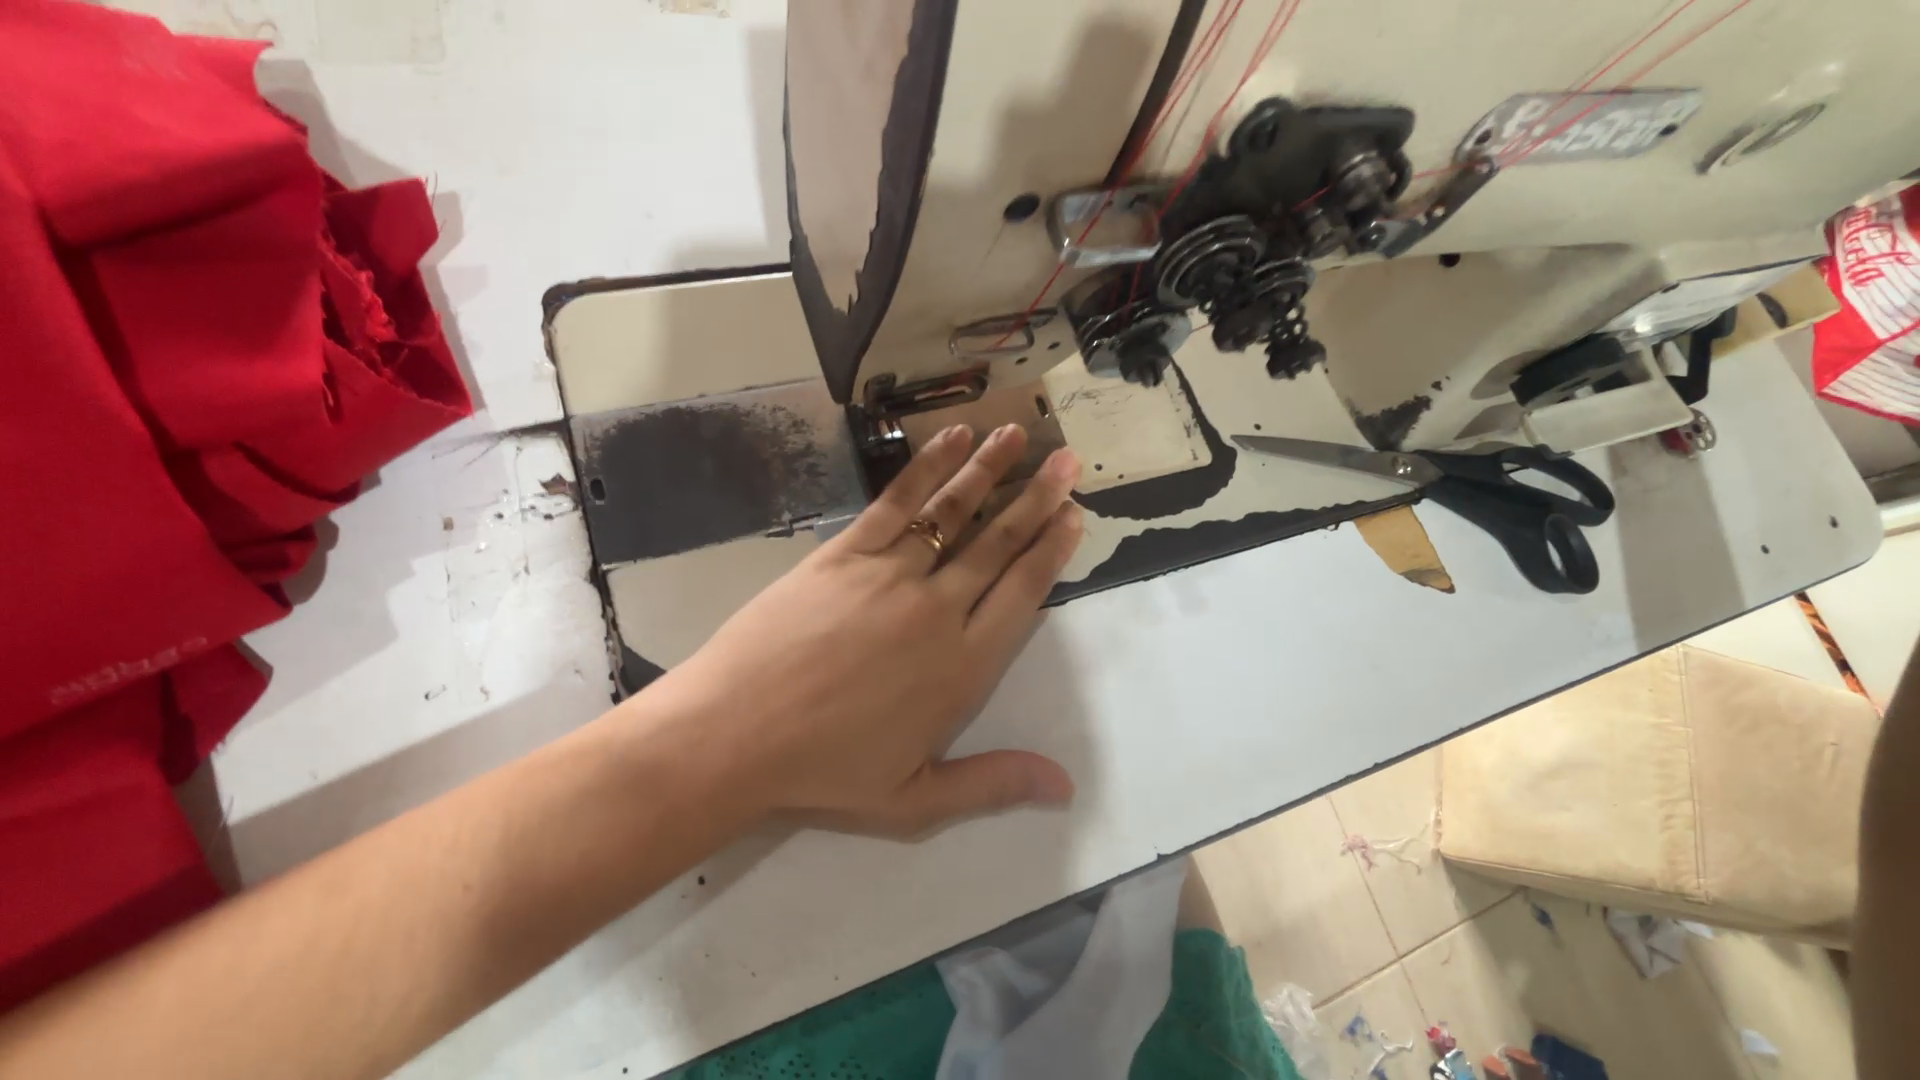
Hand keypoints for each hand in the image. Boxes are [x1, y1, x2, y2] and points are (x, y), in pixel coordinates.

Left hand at [646, 422, 1083, 836]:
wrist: (732, 735)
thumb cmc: (823, 772)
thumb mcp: (914, 800)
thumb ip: (994, 782)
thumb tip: (1066, 786)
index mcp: (961, 668)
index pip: (1022, 594)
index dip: (1051, 550)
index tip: (1074, 514)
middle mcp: (936, 611)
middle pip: (998, 544)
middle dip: (1036, 498)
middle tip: (1066, 459)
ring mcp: (888, 575)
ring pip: (952, 514)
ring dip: (988, 470)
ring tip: (1017, 434)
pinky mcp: (843, 554)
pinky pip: (896, 503)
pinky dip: (927, 468)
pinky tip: (950, 439)